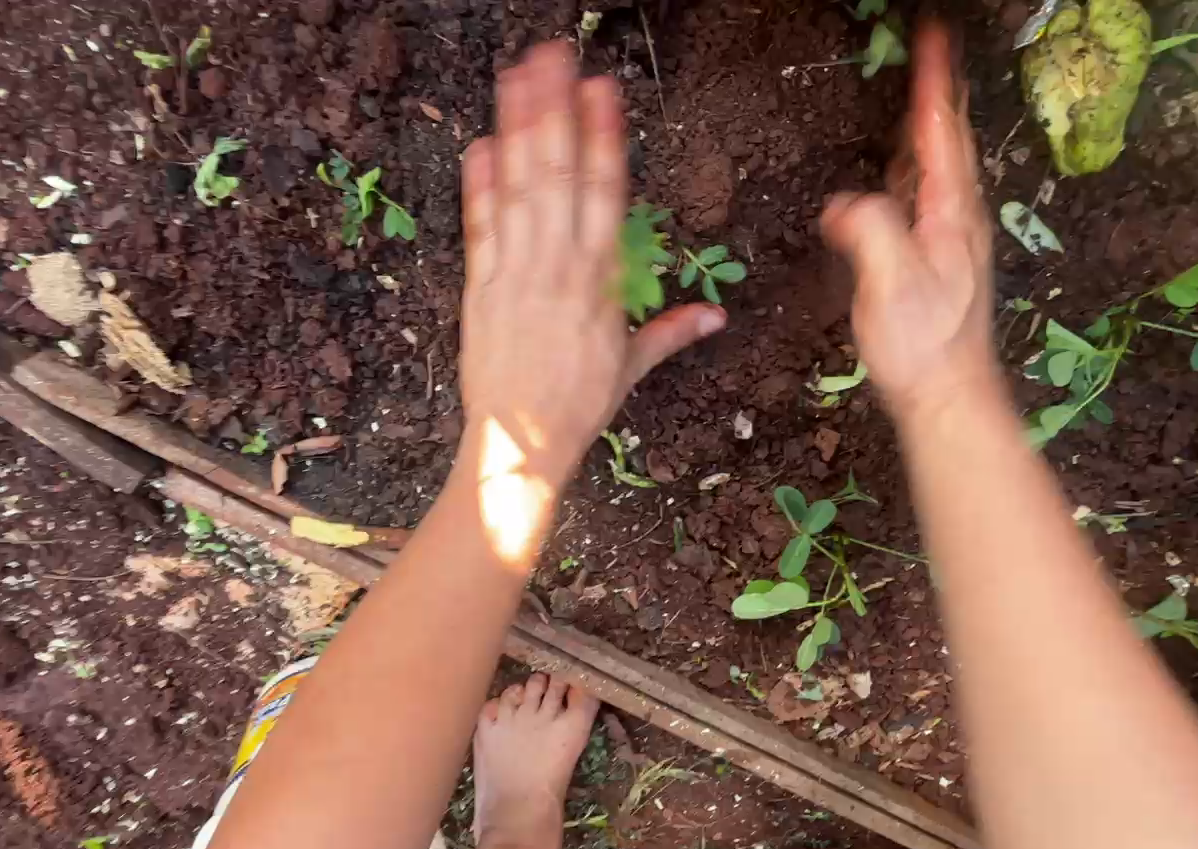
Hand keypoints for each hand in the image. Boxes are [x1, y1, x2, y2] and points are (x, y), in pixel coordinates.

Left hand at [458, 42, 724, 484]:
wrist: (522, 446)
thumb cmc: (579, 407)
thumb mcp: (630, 369)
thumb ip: (672, 333)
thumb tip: (718, 318)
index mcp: (601, 283)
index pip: (605, 196)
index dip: (602, 139)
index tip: (600, 90)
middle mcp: (559, 268)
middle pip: (558, 176)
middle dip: (555, 110)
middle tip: (553, 53)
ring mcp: (515, 276)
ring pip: (518, 190)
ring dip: (516, 130)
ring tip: (516, 76)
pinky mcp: (480, 291)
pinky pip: (480, 230)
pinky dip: (478, 187)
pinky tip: (479, 145)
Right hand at [821, 22, 994, 425]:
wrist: (945, 396)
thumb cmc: (920, 344)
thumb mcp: (889, 282)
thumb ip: (868, 230)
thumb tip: (840, 204)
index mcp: (950, 214)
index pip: (941, 134)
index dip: (935, 83)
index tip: (933, 35)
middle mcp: (957, 220)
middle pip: (948, 145)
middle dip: (937, 100)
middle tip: (928, 59)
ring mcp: (950, 244)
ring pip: (939, 174)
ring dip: (926, 136)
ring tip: (914, 106)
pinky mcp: (937, 267)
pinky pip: (925, 204)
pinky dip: (913, 177)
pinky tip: (898, 183)